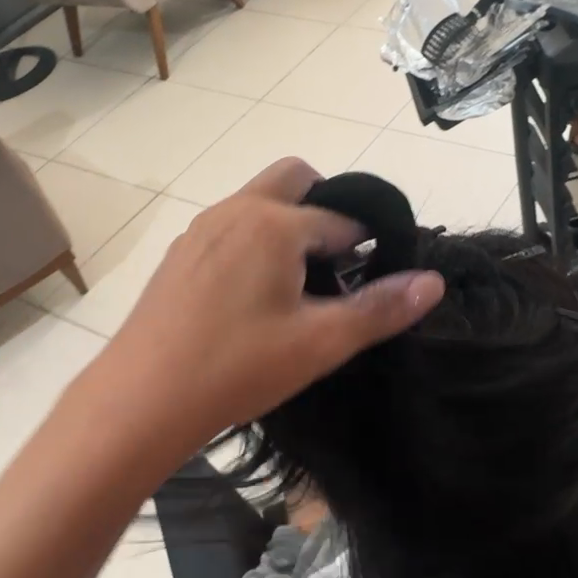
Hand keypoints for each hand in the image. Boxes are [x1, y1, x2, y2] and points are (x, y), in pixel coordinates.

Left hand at [99, 157, 443, 449]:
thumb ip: (379, 308)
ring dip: (290, 226)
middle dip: (327, 208)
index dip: (370, 245)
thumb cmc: (238, 368)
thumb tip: (434, 281)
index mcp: (274, 224)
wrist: (143, 399)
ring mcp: (200, 230)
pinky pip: (231, 228)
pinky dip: (256, 243)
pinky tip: (255, 300)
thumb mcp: (320, 343)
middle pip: (296, 179)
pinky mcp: (180, 255)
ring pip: (259, 203)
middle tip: (339, 265)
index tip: (379, 279)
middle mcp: (235, 211)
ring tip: (301, 288)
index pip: (343, 218)